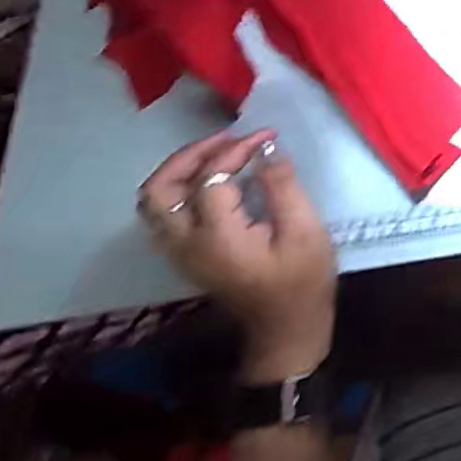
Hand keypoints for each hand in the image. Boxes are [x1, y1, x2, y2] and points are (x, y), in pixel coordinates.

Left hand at [139, 130, 336, 380]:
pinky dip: (180, 187)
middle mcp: (186, 242)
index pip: (211, 178)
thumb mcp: (306, 231)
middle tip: (229, 138)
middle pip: (161, 187)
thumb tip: (268, 150)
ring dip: (180, 170)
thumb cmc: (302, 279)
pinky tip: (211, 180)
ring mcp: (180, 251)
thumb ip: (283, 188)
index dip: (236, 150)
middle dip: (191, 155)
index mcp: (217, 235)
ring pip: (154, 201)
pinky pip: (164, 213)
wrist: (286, 325)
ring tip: (218, 153)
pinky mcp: (185, 255)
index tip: (268, 135)